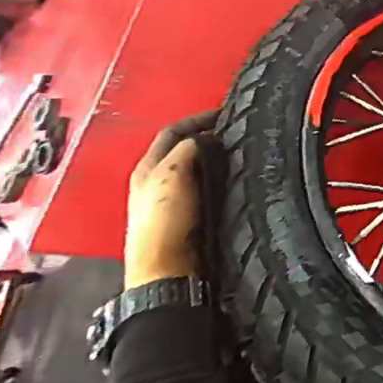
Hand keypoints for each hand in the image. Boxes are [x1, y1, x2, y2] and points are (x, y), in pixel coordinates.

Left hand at [124, 111, 218, 289]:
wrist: (167, 269)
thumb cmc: (165, 220)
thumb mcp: (173, 174)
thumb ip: (187, 148)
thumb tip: (204, 138)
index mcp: (147, 168)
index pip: (172, 132)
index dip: (196, 119)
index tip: (223, 113)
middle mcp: (155, 181)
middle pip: (183, 149)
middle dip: (206, 137)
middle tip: (232, 131)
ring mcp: (170, 200)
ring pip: (194, 167)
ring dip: (213, 157)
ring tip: (236, 151)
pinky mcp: (186, 216)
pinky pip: (204, 185)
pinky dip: (217, 176)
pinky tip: (231, 178)